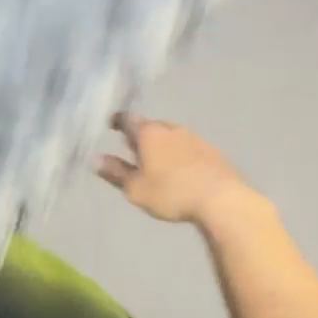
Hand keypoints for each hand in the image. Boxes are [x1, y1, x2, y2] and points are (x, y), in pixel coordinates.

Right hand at [96, 113, 261, 224]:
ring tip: (157, 160)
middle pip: (151, 126)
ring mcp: (194, 137)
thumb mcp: (136, 188)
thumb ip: (115, 172)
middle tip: (132, 147)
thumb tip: (96, 159)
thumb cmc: (171, 192)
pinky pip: (188, 147)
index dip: (117, 121)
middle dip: (140, 135)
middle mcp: (171, 128)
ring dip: (162, 144)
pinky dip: (180, 153)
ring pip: (171, 135)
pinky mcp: (212, 151)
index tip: (110, 125)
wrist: (221, 198)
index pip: (127, 119)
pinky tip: (181, 168)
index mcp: (149, 133)